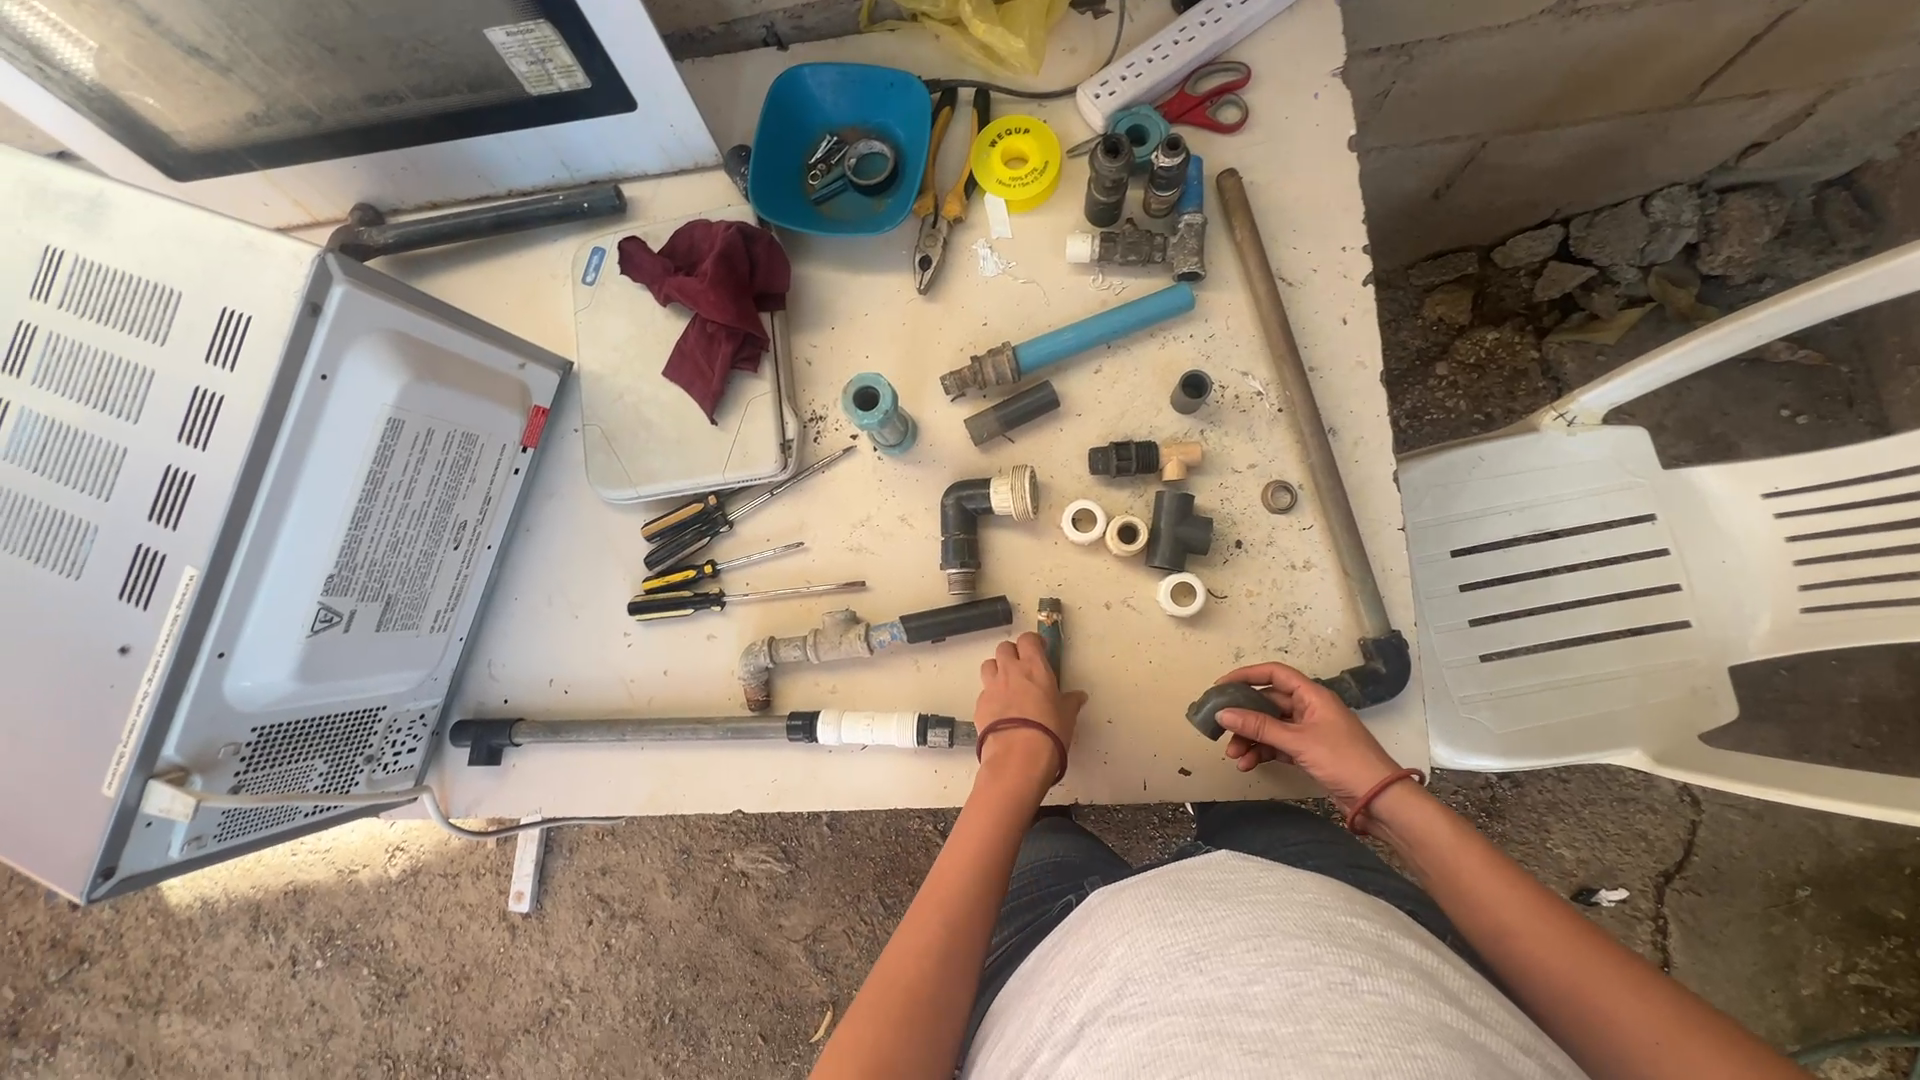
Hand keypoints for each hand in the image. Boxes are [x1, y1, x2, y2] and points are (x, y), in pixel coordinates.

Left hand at [975, 633, 1086, 783]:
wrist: (1018, 756)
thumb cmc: (1049, 731)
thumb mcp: (1067, 716)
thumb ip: (1071, 702)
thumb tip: (1078, 697)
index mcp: (1034, 667)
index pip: (1028, 639)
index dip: (1033, 642)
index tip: (1040, 650)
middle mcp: (1010, 671)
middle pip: (1004, 648)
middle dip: (1012, 653)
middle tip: (1022, 667)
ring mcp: (991, 687)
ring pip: (988, 665)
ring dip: (996, 670)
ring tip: (1007, 685)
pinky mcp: (979, 706)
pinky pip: (983, 693)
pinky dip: (991, 696)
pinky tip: (1000, 711)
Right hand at [1212, 661, 1402, 810]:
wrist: (1378, 798)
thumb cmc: (1342, 760)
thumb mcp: (1297, 741)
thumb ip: (1259, 726)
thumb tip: (1223, 713)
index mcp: (1312, 696)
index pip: (1274, 674)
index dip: (1246, 676)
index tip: (1220, 687)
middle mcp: (1310, 708)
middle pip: (1268, 703)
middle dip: (1244, 717)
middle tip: (1221, 728)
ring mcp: (1310, 731)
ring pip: (1271, 727)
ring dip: (1251, 739)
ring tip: (1235, 756)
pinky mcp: (1310, 752)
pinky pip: (1278, 745)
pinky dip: (1262, 752)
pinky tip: (1249, 763)